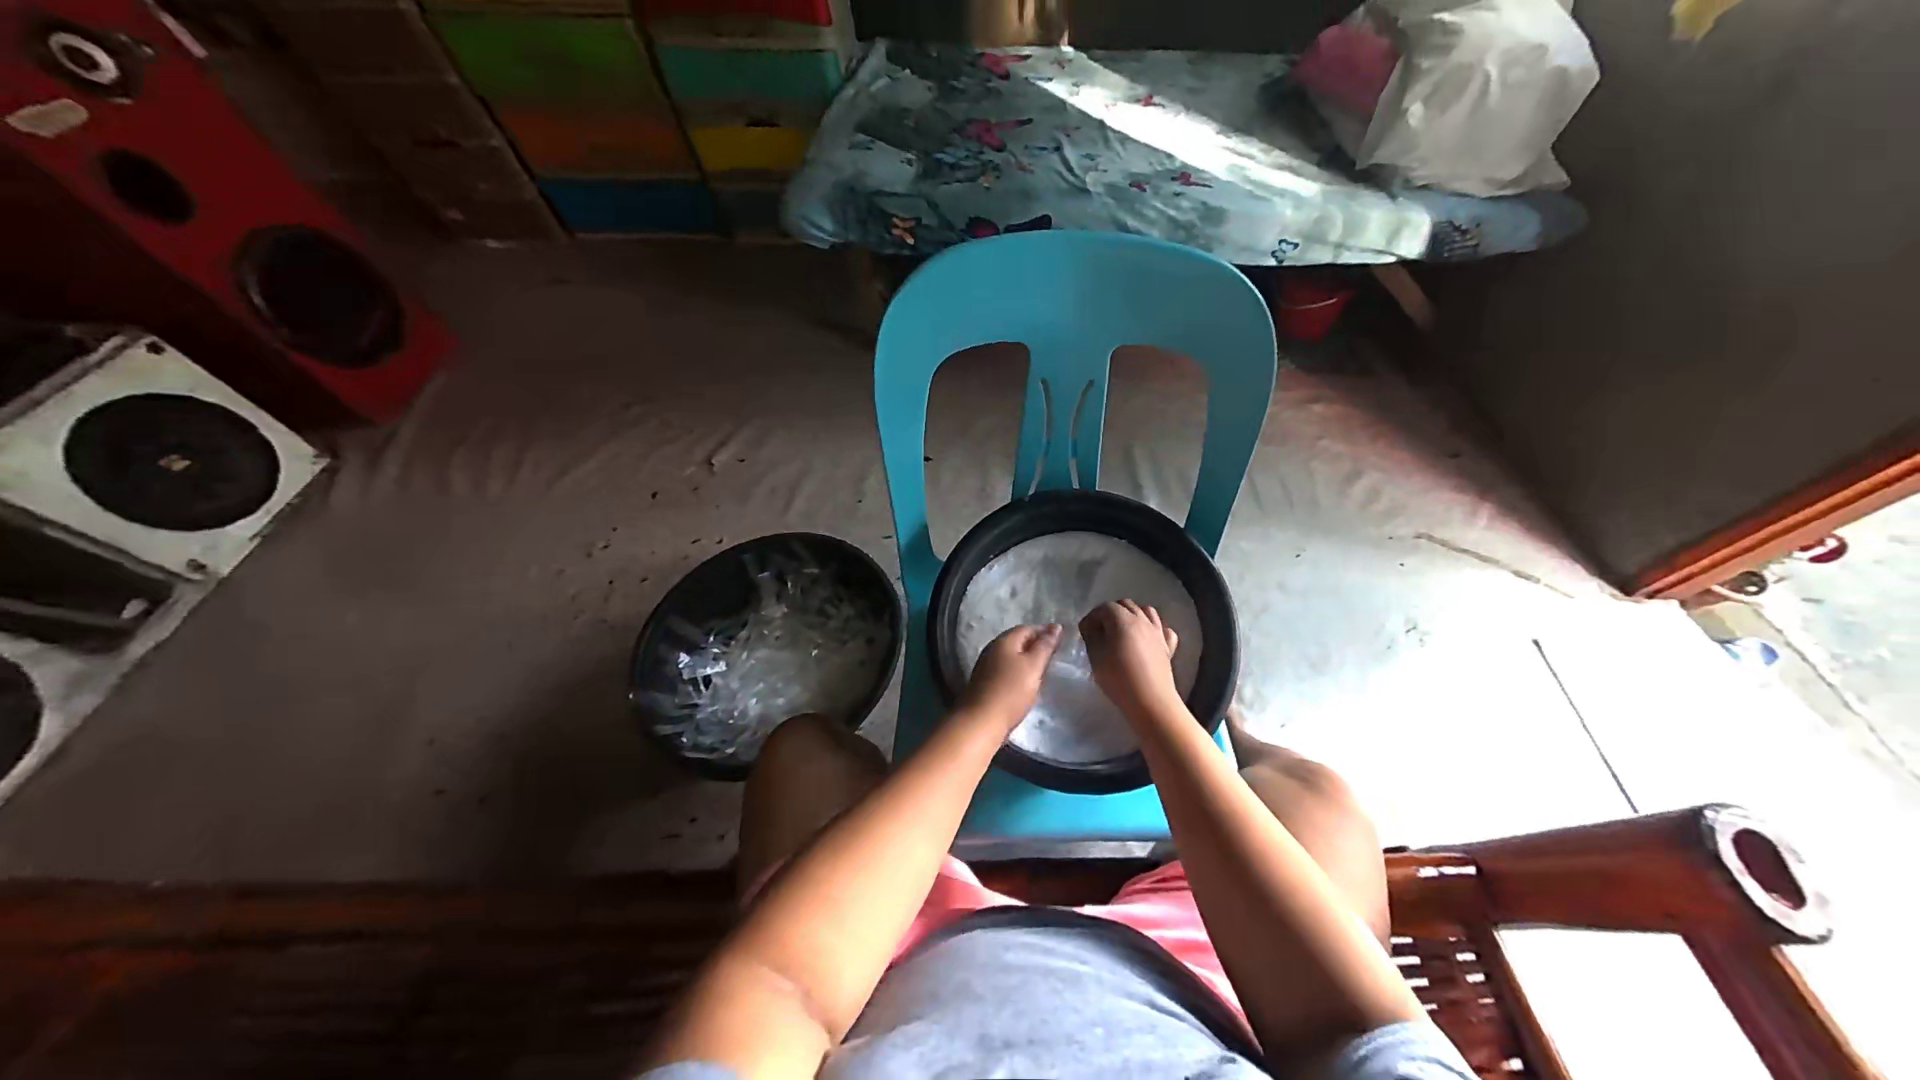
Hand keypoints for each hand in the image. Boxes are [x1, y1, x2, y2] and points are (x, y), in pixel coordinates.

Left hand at [957, 624, 1062, 730]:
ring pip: (1011, 657)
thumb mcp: (1033, 666)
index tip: (1062, 640)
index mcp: (1003, 641)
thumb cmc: (1011, 691)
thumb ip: (1045, 646)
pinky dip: (1018, 672)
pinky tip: (1026, 682)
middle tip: (1055, 655)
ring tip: (1044, 669)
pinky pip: (1005, 670)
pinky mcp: (985, 683)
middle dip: (1035, 645)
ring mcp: (986, 666)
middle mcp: (992, 649)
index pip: (1027, 628)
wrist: (981, 722)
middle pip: (1017, 641)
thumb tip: (1055, 626)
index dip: (1044, 632)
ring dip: (1026, 660)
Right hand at [1079, 600, 1181, 719]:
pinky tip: (1147, 639)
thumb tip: (1091, 628)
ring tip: (1122, 632)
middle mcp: (1142, 620)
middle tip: (1100, 631)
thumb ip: (1092, 637)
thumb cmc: (1118, 679)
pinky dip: (1153, 628)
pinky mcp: (1168, 646)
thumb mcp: (1096, 657)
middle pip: (1125, 604)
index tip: (1084, 632)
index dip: (1092, 617)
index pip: (1104, 607)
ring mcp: (1158, 632)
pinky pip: (1162, 629)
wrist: (1151, 701)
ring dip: (1132, 616)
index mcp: (1122, 620)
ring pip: (1146, 611)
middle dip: (1110, 612)